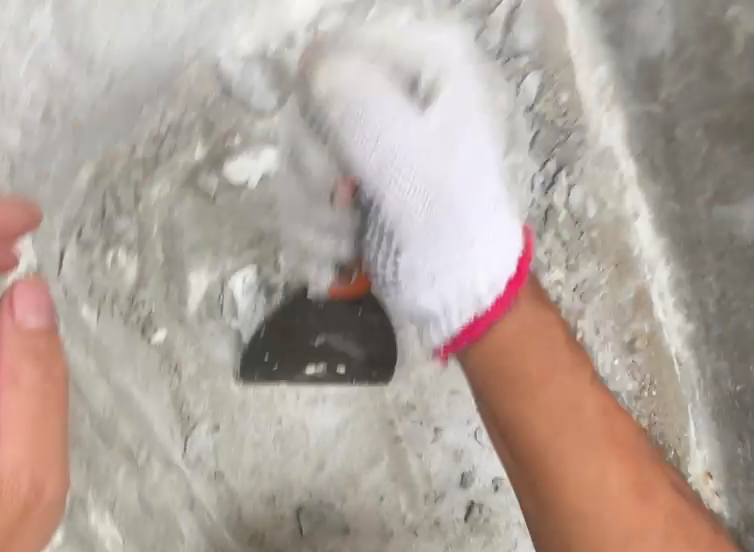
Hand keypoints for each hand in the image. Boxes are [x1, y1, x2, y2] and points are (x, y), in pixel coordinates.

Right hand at [283, 18, 530, 353]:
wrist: (459, 296)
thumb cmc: (450, 227)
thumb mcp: (411, 163)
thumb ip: (362, 108)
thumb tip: (311, 66)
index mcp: (422, 67)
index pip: (335, 53)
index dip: (321, 107)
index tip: (341, 160)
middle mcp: (389, 96)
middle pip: (304, 114)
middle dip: (315, 176)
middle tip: (347, 205)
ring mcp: (362, 147)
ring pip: (294, 165)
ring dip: (313, 216)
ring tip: (350, 243)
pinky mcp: (343, 192)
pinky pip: (296, 204)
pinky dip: (310, 240)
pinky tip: (339, 260)